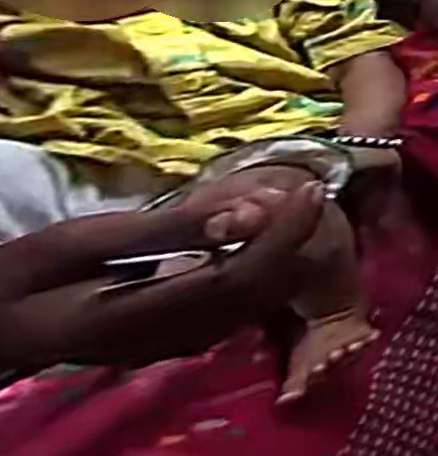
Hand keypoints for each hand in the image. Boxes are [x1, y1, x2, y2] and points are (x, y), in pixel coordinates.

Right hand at [0, 181, 324, 371]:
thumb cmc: (24, 276)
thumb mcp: (80, 241)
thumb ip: (170, 228)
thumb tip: (253, 212)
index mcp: (123, 320)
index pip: (236, 278)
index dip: (285, 232)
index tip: (311, 189)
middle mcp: (160, 341)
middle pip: (260, 287)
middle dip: (295, 235)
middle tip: (304, 192)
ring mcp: (176, 344)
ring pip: (265, 295)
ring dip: (291, 247)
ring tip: (291, 206)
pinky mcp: (187, 338)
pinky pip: (251, 301)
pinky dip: (274, 262)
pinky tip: (269, 233)